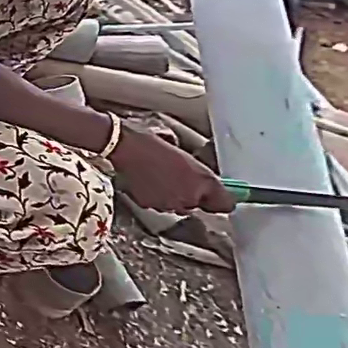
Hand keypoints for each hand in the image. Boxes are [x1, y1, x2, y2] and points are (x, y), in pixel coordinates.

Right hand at [109, 125, 233, 213]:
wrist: (122, 145)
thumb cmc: (151, 142)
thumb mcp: (182, 152)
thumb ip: (196, 171)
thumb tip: (200, 178)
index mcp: (205, 180)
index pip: (225, 203)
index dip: (218, 198)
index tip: (217, 196)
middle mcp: (191, 196)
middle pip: (197, 204)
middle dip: (189, 194)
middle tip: (175, 177)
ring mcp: (169, 202)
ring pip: (176, 206)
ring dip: (170, 196)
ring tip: (156, 177)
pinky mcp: (148, 204)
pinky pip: (156, 205)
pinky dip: (152, 196)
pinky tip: (144, 181)